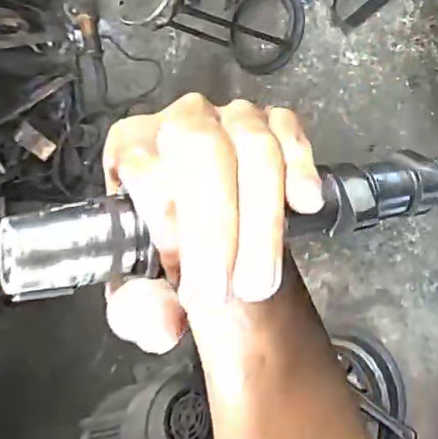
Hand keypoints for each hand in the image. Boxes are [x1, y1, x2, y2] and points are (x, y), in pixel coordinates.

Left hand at [101, 94, 324, 351]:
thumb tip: (161, 322)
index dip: (167, 219)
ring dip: (263, 219)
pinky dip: (301, 169)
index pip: (145, 164)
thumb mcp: (144, 289)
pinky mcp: (278, 122)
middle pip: (203, 150)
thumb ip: (139, 309)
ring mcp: (235, 116)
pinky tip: (304, 205)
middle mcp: (183, 120)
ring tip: (262, 279)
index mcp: (133, 146)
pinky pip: (292, 134)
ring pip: (255, 147)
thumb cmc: (177, 249)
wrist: (221, 234)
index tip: (186, 276)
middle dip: (219, 225)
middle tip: (230, 290)